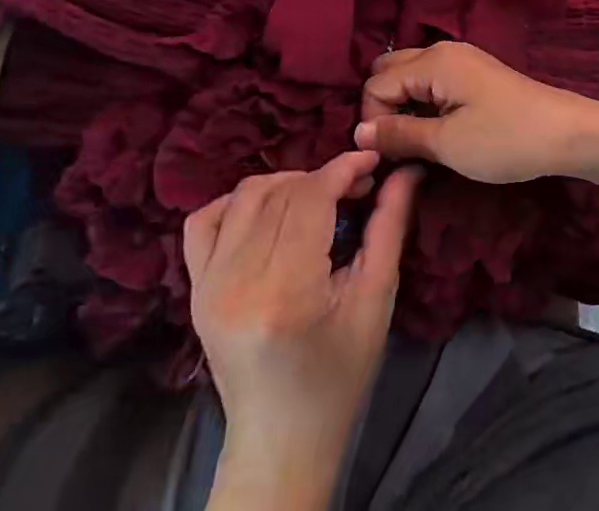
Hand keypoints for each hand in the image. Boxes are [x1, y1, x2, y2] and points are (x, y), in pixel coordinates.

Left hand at [185, 152, 421, 510]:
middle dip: (322, 177)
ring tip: (316, 199)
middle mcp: (237, 281)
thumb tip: (405, 170)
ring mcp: (206, 285)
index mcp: (287, 291)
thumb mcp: (376, 299)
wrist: (281, 437)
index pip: (310, 198)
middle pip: (280, 193)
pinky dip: (236, 203)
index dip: (343, 169)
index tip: (371, 160)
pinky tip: (266, 213)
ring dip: (285, 184)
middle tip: (356, 186)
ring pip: (244, 197)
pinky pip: (203, 221)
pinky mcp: (193, 289)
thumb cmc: (341, 376)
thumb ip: (389, 226)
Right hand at [353, 42, 598, 183]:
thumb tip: (359, 132)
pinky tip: (436, 129)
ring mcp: (461, 60)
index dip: (373, 120)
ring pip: (410, 76)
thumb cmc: (506, 139)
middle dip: (382, 106)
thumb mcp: (447, 144)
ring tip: (414, 141)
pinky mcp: (475, 75)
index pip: (376, 85)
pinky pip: (432, 82)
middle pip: (388, 71)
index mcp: (432, 62)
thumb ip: (399, 135)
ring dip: (403, 106)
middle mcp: (442, 51)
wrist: (569, 134)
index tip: (388, 155)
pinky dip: (423, 103)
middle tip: (396, 144)